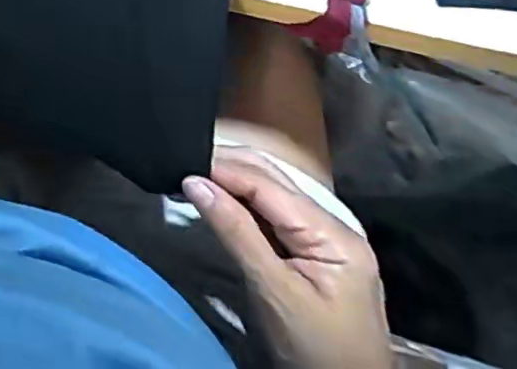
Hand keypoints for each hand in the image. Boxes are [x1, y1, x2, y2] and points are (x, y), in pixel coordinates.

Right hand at [184, 149, 389, 368]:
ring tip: (195, 179)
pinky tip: (218, 200)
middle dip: (227, 168)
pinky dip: (241, 202)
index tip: (184, 166)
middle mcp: (331, 225)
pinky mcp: (311, 250)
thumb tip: (194, 182)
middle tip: (185, 167)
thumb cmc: (317, 350)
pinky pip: (271, 212)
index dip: (224, 170)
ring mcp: (323, 237)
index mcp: (332, 233)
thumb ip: (235, 231)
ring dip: (232, 181)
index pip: (268, 184)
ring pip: (270, 190)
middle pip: (271, 178)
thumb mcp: (274, 292)